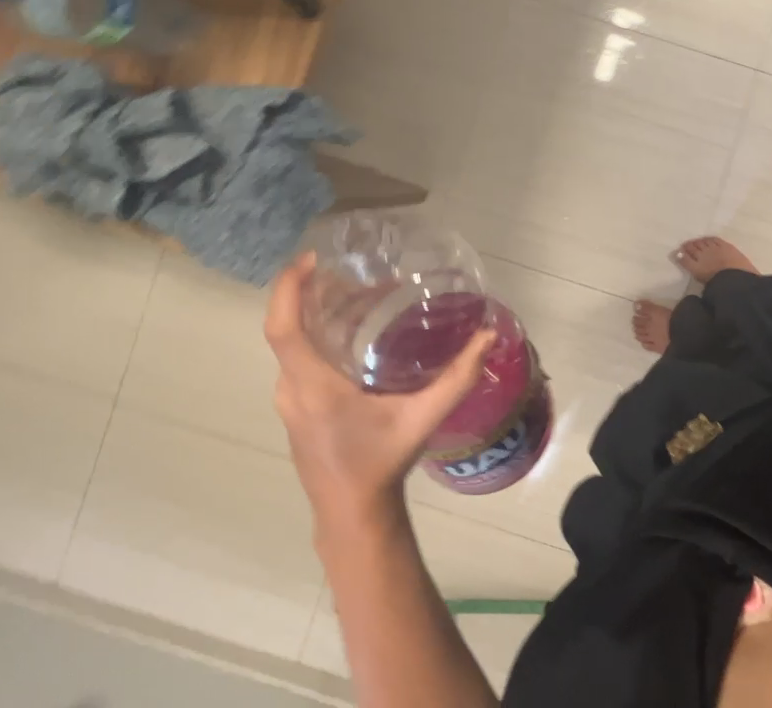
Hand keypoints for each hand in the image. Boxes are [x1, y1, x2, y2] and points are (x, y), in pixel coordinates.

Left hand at [266, 253, 494, 536]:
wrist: (351, 512)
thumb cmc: (380, 463)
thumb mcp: (422, 418)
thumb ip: (457, 378)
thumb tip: (488, 337)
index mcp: (313, 387)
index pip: (283, 328)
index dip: (289, 289)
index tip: (311, 259)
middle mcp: (292, 389)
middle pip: (289, 328)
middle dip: (314, 293)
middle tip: (351, 270)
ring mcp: (289, 400)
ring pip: (293, 344)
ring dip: (318, 314)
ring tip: (356, 295)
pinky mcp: (296, 408)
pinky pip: (299, 359)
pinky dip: (319, 336)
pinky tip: (353, 333)